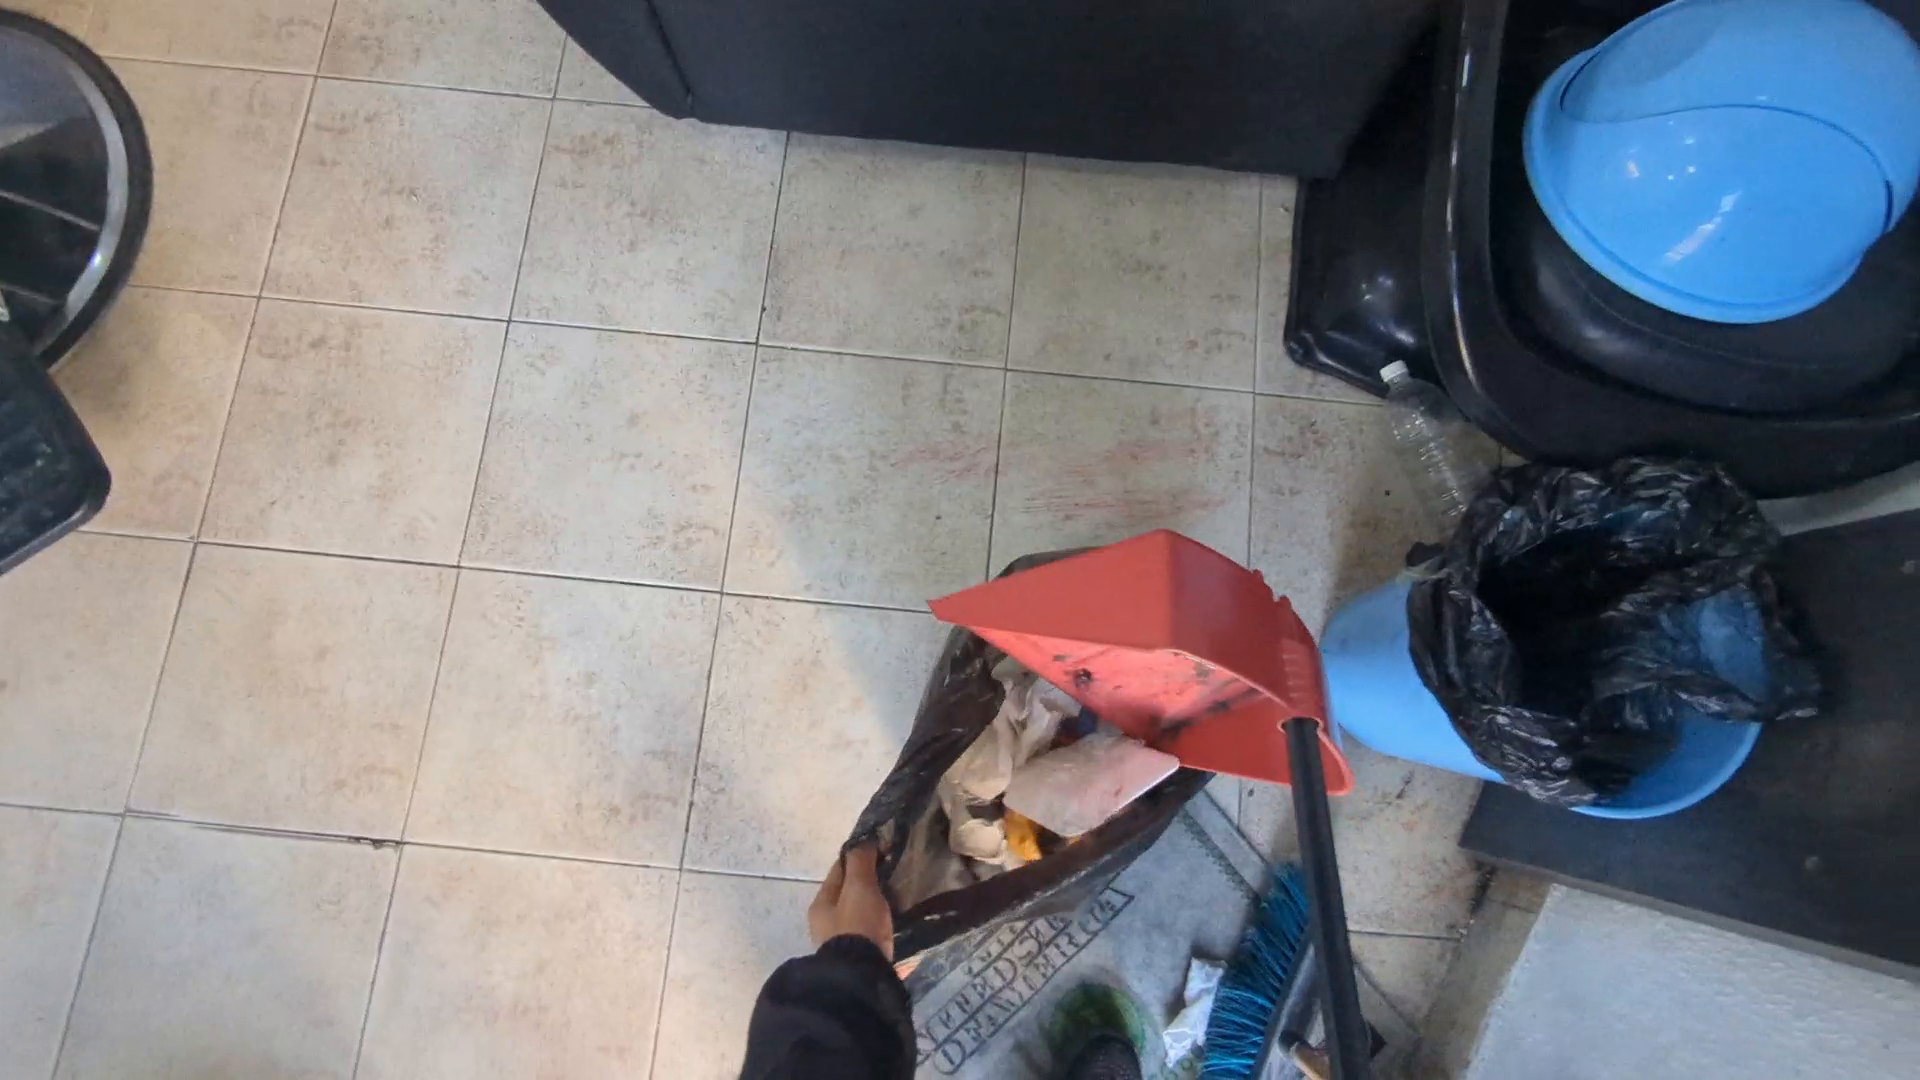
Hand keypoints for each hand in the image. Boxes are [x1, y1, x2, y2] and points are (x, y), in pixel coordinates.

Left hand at [808, 845, 893, 960]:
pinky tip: (900, 925)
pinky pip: (874, 936)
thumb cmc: (857, 925)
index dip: (859, 855)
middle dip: (869, 882)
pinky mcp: (860, 960)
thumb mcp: (859, 886)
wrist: (861, 978)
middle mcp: (827, 924)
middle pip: (850, 893)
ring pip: (861, 915)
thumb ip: (861, 861)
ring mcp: (842, 944)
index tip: (881, 848)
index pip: (839, 869)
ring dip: (876, 905)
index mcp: (822, 903)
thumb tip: (865, 841)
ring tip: (899, 898)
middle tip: (894, 873)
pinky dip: (885, 927)